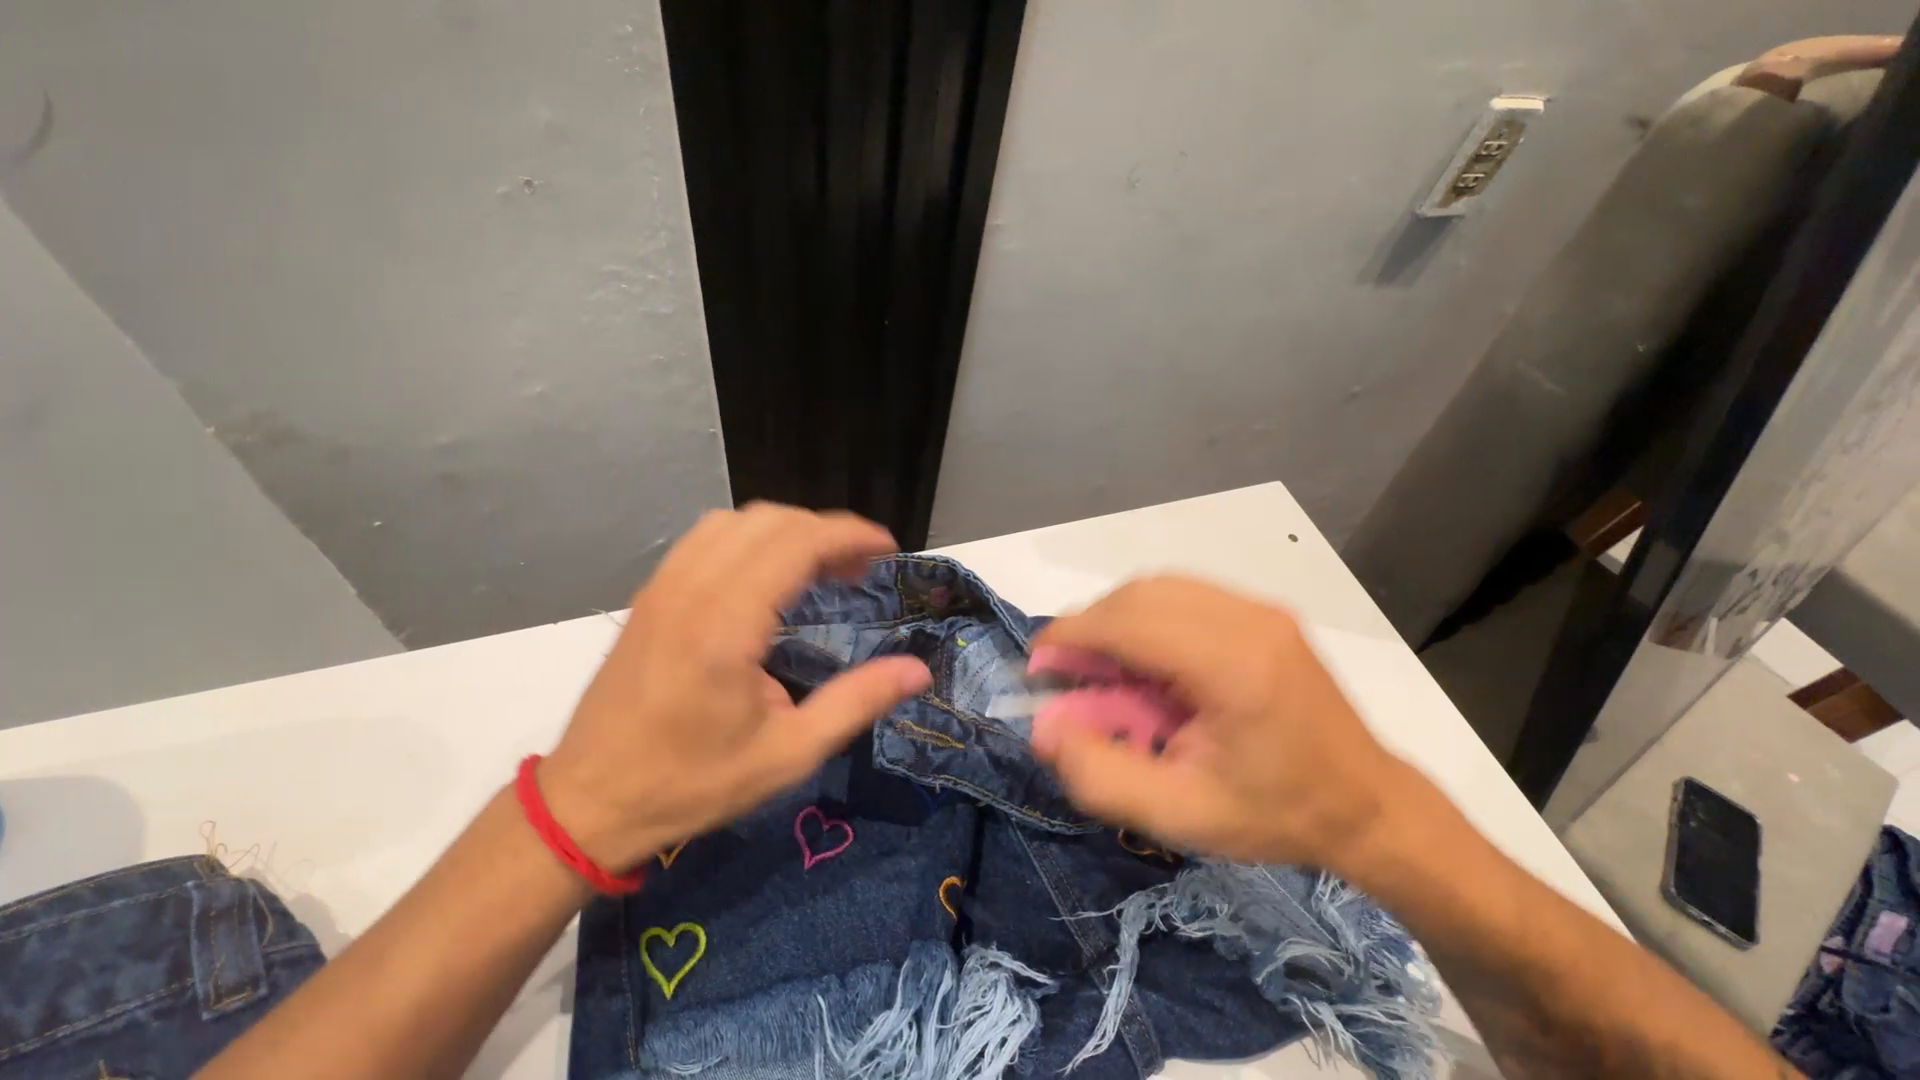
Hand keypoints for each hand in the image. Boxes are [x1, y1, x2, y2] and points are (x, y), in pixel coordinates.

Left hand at [538, 504, 931, 870]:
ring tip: (819, 565)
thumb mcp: (788, 754)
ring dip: (785, 529)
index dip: (849, 534)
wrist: (590, 801)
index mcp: (727, 626)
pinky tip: (764, 575)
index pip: (797, 543)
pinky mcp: (648, 596)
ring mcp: (663, 587)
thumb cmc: (693, 783)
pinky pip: (704, 538)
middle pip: (769, 521)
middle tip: (861, 566)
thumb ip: (856, 703)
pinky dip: (748, 537)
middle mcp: (692, 590)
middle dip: (825, 530)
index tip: (887, 549)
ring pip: (733, 521)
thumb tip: (918, 670)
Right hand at [1029, 576, 1405, 868]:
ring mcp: (1263, 610)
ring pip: (1162, 587)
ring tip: (1105, 670)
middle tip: (1068, 673)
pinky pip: (1187, 596)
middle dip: (1091, 625)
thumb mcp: (1179, 815)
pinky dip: (1149, 617)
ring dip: (1118, 618)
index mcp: (1232, 667)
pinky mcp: (1267, 614)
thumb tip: (1044, 727)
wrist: (1367, 805)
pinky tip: (1148, 662)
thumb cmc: (1273, 815)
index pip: (1130, 622)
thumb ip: (1101, 774)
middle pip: (1141, 594)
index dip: (1072, 635)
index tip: (1037, 663)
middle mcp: (1249, 620)